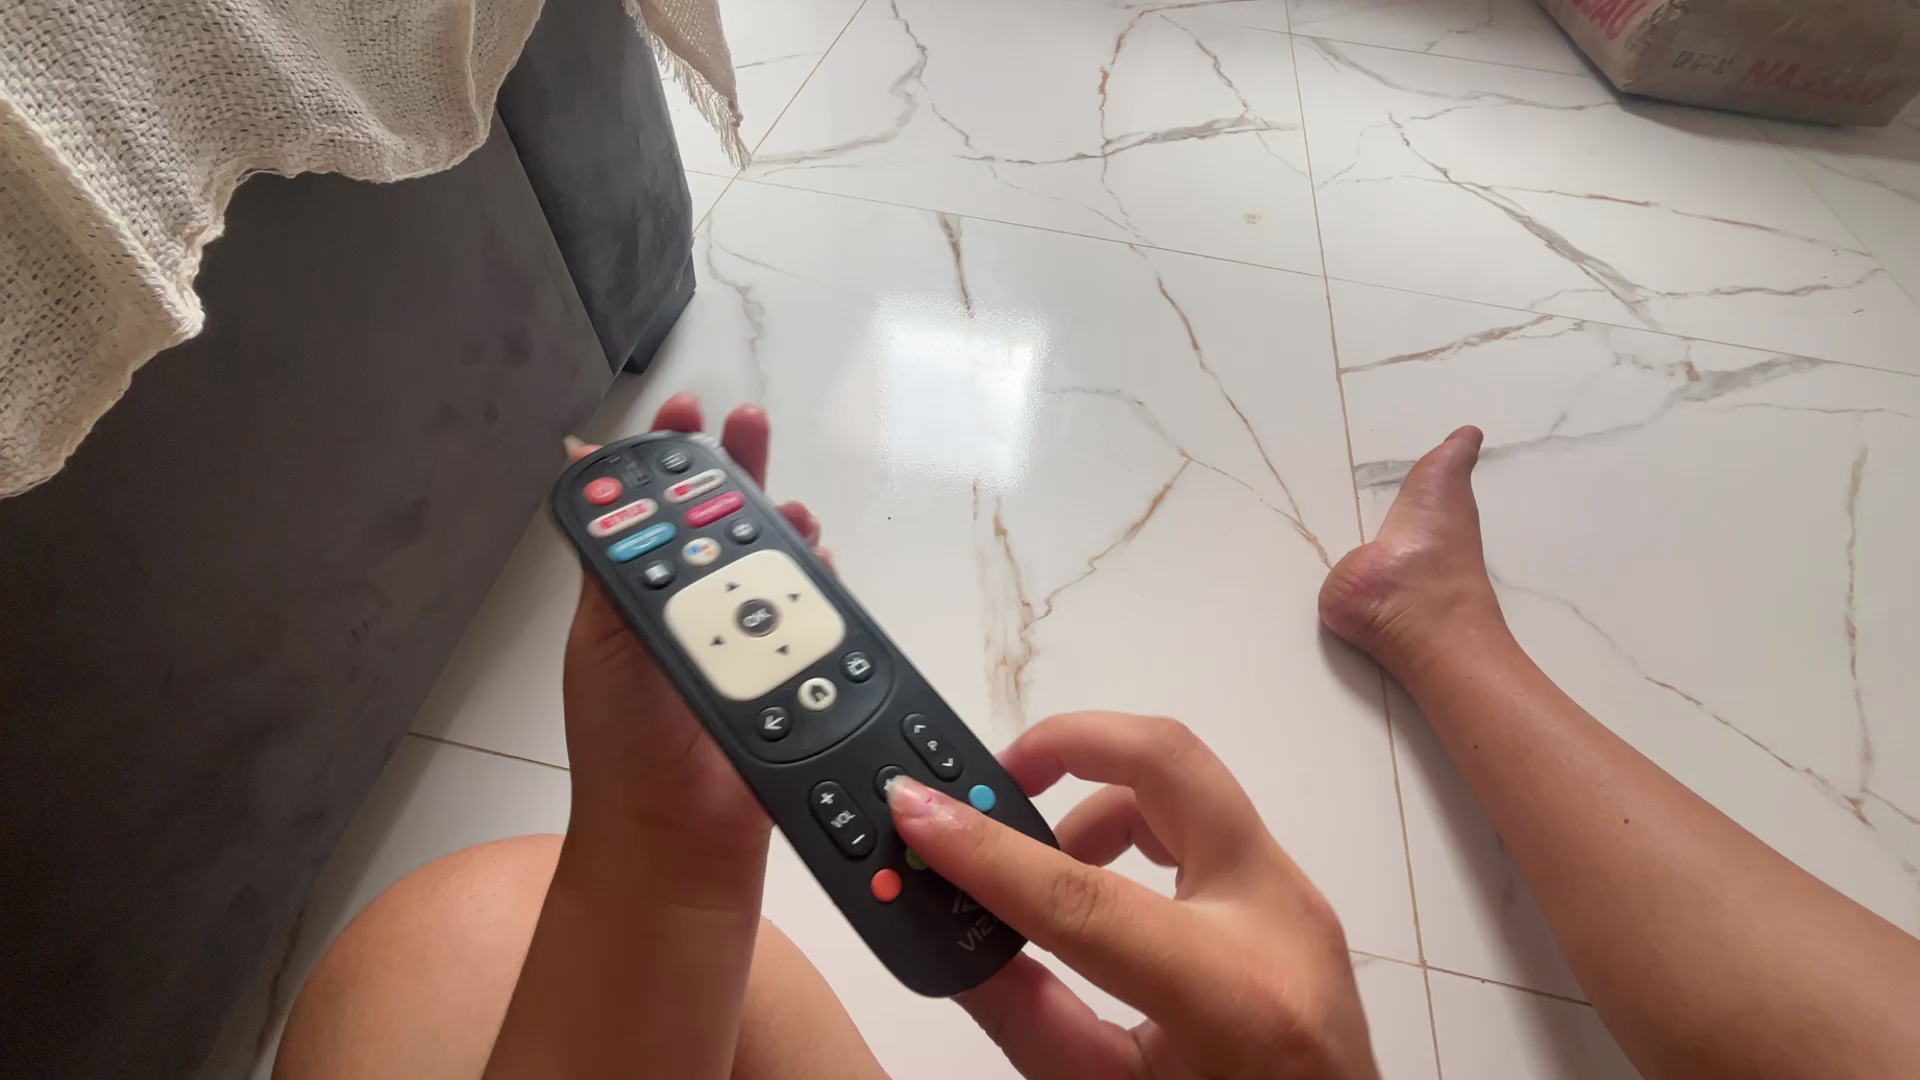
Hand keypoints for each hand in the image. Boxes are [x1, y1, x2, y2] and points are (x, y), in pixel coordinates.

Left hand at [561, 394, 826, 903]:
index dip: (671, 459)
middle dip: (736, 468)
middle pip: (722, 522)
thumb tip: (576, 465)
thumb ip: (608, 559)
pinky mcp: (790, 660)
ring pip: (772, 558)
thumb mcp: (602, 637)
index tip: (685, 411)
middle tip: (748, 423)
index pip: (660, 510)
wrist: (684, 832)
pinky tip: (818, 556)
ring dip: (782, 522)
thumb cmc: (628, 736)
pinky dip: (817, 573)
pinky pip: (809, 604)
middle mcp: (698, 605)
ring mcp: (747, 633)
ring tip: (789, 507)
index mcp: (645, 595)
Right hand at [888, 712, 1379, 1079]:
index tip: (915, 804)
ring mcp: (1291, 890)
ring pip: (1181, 773)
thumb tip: (952, 918)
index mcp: (1236, 998)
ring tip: (1045, 857)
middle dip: (1068, 741)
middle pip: (1168, 756)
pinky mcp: (1284, 883)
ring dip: (1096, 793)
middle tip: (1001, 773)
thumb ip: (1021, 1009)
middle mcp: (1278, 915)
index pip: (1084, 898)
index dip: (986, 848)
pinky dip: (1129, 820)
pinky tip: (1098, 879)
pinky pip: (1194, 812)